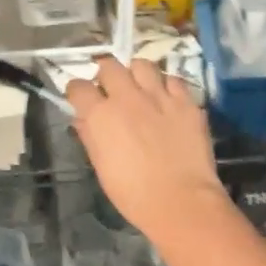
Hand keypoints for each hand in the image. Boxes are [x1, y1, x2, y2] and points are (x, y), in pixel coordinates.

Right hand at [65, 57, 229, 243]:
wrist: (180, 201)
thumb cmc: (133, 195)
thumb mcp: (102, 168)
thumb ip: (90, 138)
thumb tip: (82, 120)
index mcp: (100, 115)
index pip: (79, 87)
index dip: (79, 93)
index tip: (82, 100)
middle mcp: (127, 98)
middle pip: (110, 66)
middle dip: (107, 76)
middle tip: (113, 92)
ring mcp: (159, 96)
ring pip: (143, 64)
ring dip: (137, 74)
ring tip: (141, 89)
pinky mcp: (186, 102)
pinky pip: (173, 80)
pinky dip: (167, 86)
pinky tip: (168, 99)